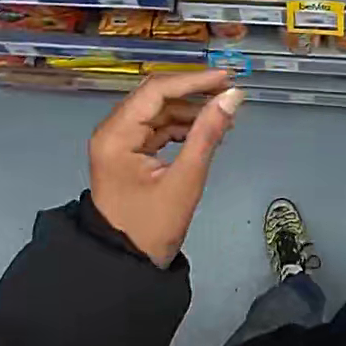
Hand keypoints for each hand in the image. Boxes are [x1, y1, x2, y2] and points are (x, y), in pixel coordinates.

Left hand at [89, 69, 244, 267]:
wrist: (123, 267)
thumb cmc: (150, 228)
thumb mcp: (184, 180)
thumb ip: (208, 134)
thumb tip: (232, 97)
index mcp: (116, 134)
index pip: (156, 91)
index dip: (193, 81)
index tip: (226, 78)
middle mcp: (113, 130)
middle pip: (156, 96)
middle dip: (194, 93)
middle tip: (229, 92)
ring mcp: (119, 141)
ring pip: (159, 111)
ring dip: (190, 111)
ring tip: (225, 118)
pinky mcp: (128, 152)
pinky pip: (157, 128)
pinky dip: (182, 127)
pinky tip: (207, 132)